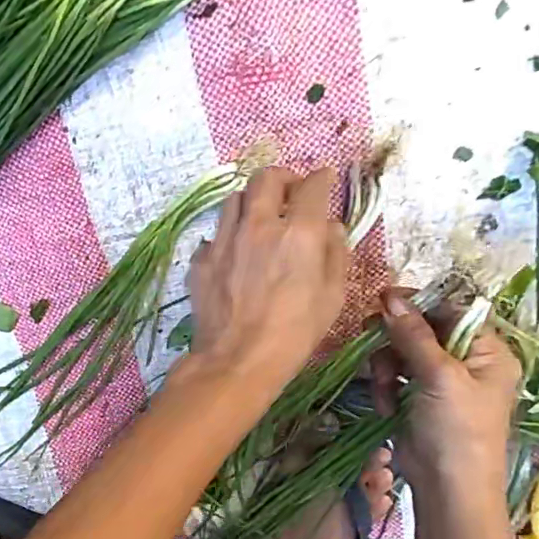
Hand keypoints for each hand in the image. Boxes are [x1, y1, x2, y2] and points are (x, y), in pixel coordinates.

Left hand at [186, 166, 346, 393]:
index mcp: (298, 233)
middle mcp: (259, 225)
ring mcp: (225, 240)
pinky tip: (235, 254)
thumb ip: (335, 255)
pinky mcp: (202, 259)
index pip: (312, 187)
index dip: (322, 179)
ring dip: (252, 202)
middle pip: (266, 178)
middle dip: (283, 178)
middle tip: (290, 192)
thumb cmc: (295, 334)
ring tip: (260, 219)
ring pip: (235, 199)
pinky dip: (229, 235)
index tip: (325, 181)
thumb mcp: (332, 298)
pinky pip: (215, 233)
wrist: (237, 361)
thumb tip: (331, 228)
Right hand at [371, 288, 520, 492]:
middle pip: (424, 331)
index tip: (384, 298)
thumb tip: (390, 297)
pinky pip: (395, 380)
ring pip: (403, 354)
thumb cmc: (457, 429)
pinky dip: (387, 389)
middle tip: (369, 333)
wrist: (449, 490)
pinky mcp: (418, 403)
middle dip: (397, 338)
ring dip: (387, 366)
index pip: (452, 311)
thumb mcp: (440, 376)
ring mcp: (441, 384)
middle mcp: (467, 363)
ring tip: (384, 386)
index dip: (419, 303)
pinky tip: (387, 407)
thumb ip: (414, 334)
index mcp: (487, 351)